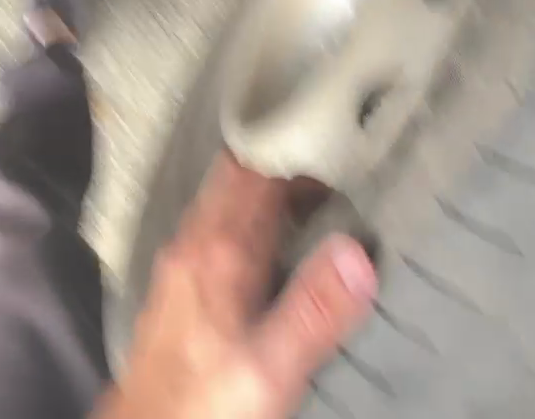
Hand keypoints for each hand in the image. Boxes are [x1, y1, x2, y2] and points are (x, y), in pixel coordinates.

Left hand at [98, 154, 376, 418]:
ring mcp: (181, 259)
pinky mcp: (177, 283)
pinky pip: (212, 226)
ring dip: (257, 189)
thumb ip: (314, 309)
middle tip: (320, 157)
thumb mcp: (270, 367)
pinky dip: (241, 215)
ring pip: (221, 200)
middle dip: (273, 162)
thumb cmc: (205, 402)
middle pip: (233, 178)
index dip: (286, 151)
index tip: (326, 142)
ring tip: (301, 190)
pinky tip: (261, 239)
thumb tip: (356, 252)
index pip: (251, 173)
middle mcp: (194, 242)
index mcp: (218, 251)